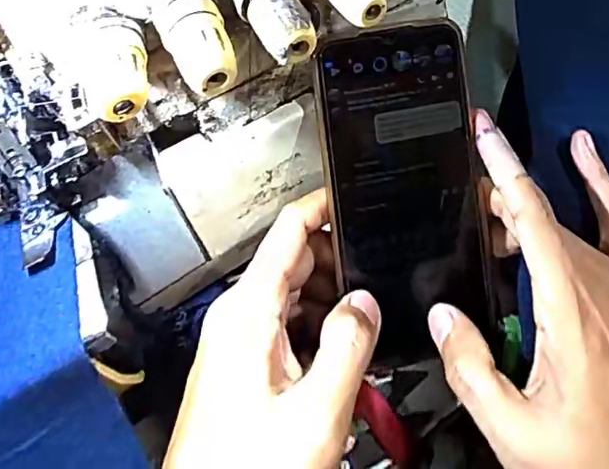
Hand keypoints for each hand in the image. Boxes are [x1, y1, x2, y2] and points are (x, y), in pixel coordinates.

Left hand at [165, 190, 380, 468]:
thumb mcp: (315, 412)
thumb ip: (349, 345)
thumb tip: (365, 301)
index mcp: (247, 311)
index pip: (289, 227)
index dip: (324, 205)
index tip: (352, 198)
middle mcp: (236, 318)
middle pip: (296, 260)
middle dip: (339, 266)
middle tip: (373, 284)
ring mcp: (235, 343)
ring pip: (293, 295)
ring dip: (331, 303)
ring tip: (360, 333)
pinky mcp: (239, 368)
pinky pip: (285, 326)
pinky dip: (315, 331)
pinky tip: (335, 363)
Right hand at [431, 112, 608, 468]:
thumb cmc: (601, 461)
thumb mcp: (518, 434)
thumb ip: (472, 371)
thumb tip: (444, 319)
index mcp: (569, 305)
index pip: (529, 211)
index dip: (502, 164)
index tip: (484, 131)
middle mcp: (600, 281)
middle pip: (540, 216)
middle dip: (499, 202)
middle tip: (470, 211)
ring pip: (567, 221)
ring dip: (527, 210)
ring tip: (497, 212)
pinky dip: (599, 182)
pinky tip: (585, 153)